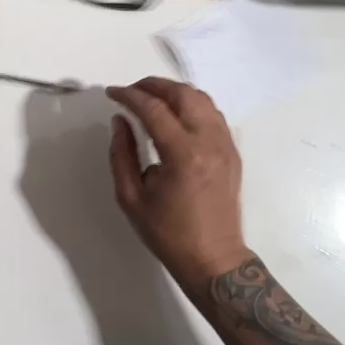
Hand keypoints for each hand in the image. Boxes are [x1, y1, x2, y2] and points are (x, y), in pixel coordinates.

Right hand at [106, 77, 251, 289]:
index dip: (130, 96)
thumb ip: (121, 154)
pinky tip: (176, 115)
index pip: (154, 109)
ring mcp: (225, 145)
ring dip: (175, 92)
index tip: (112, 94)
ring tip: (152, 98)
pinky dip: (192, 105)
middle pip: (183, 94)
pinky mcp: (232, 152)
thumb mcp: (131, 197)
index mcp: (182, 155)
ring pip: (202, 99)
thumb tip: (120, 121)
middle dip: (154, 85)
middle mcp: (209, 142)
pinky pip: (213, 114)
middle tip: (132, 91)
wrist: (213, 259)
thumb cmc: (168, 233)